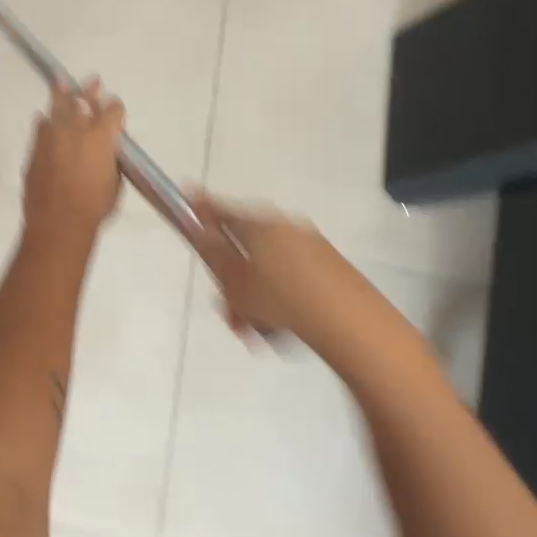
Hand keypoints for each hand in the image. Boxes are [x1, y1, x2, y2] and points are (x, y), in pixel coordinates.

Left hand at [23, 79, 124, 242]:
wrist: (57, 221)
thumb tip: (108, 151)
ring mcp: (53, 134)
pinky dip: (44, 120)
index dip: (115, 108)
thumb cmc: (94, 206)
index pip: (113, 110)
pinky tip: (44, 117)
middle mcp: (78, 127)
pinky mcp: (35, 145)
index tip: (114, 108)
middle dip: (90, 90)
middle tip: (93, 81)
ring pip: (58, 106)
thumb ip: (112, 159)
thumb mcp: (115, 182)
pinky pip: (40, 125)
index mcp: (103, 135)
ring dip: (62, 94)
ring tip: (61, 83)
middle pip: (84, 99)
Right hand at [182, 191, 386, 347]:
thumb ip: (212, 253)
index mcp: (259, 225)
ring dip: (253, 297)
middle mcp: (286, 228)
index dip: (197, 209)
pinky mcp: (330, 269)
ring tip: (255, 328)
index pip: (219, 209)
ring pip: (266, 268)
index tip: (182, 208)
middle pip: (243, 246)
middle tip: (229, 309)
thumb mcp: (234, 281)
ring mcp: (311, 247)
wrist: (354, 327)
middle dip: (230, 279)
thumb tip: (196, 226)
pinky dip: (279, 299)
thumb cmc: (282, 302)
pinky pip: (290, 279)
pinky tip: (281, 328)